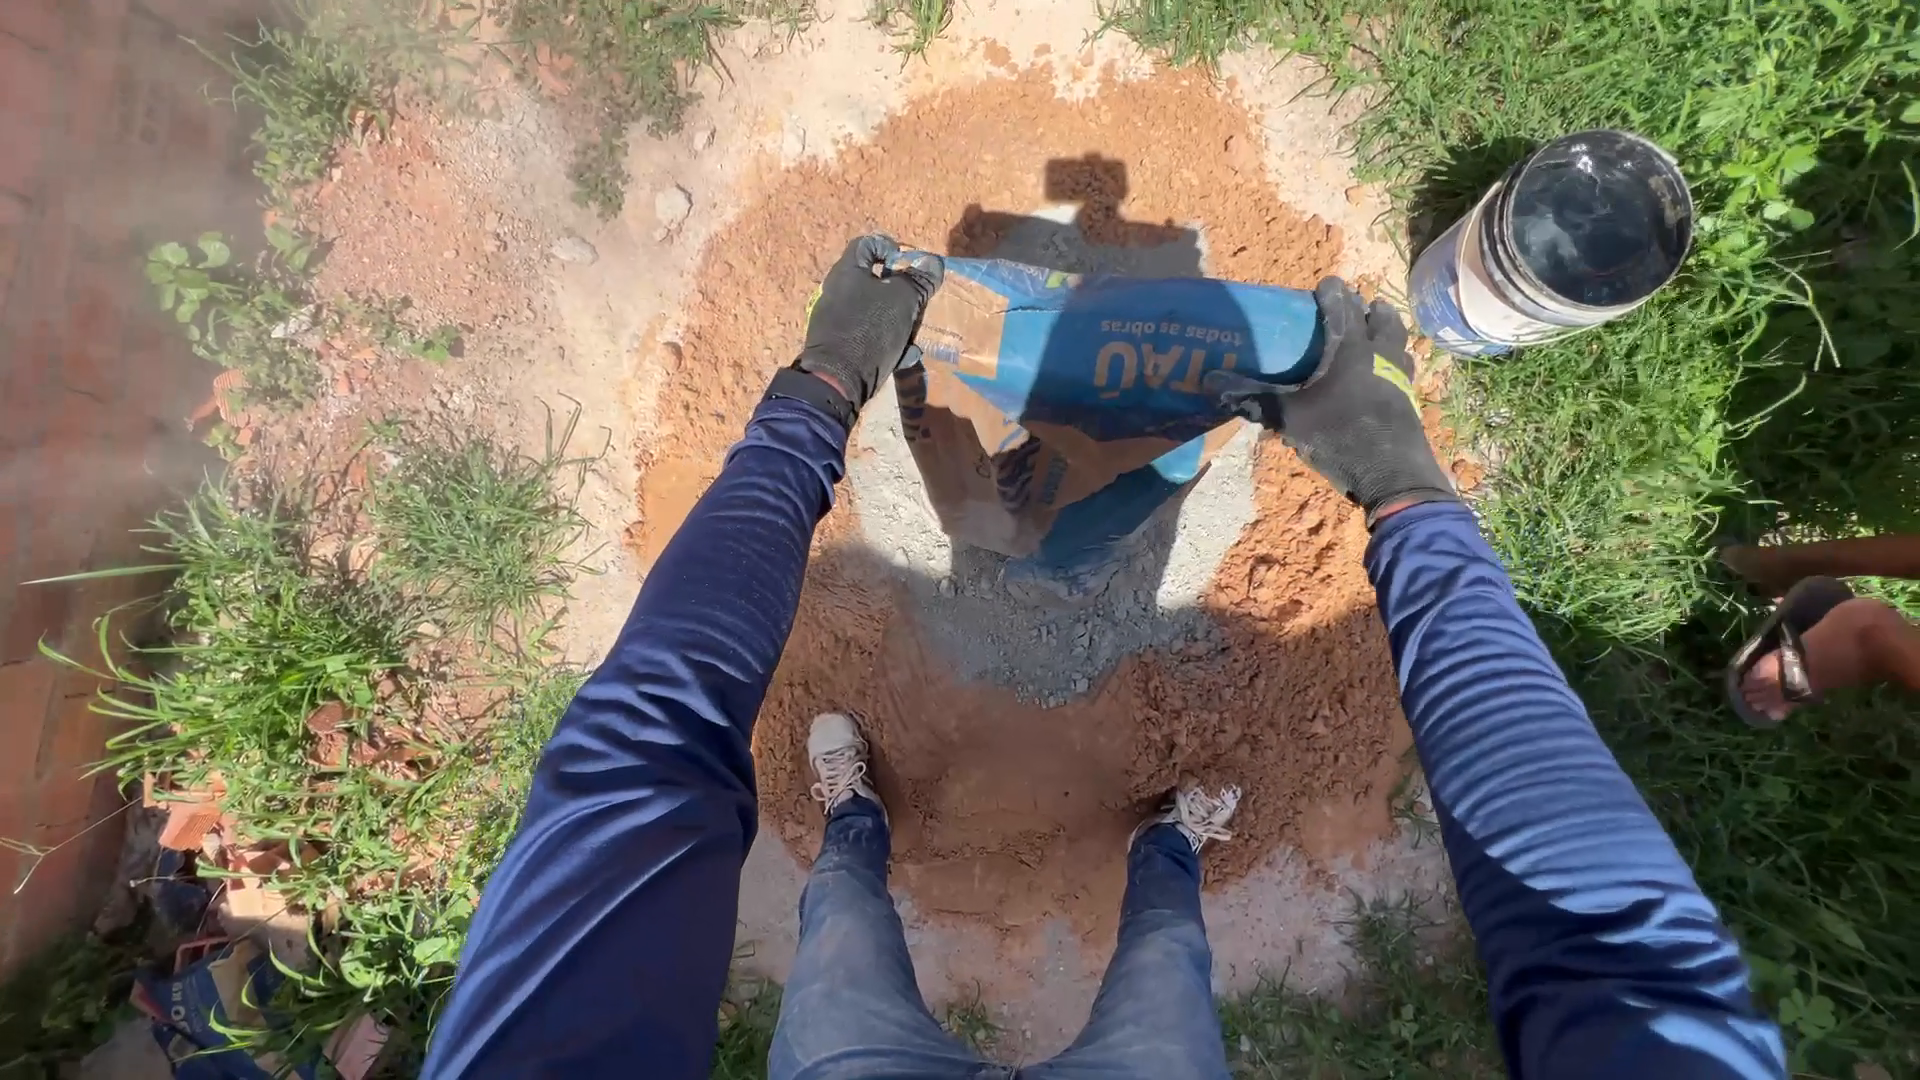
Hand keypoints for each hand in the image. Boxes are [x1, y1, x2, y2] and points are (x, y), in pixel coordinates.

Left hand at [794, 234, 944, 411]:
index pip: (866, 244)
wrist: (838, 379)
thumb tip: (933, 262)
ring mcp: (836, 321)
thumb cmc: (871, 329)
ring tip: (915, 329)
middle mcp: (837, 292)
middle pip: (872, 280)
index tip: (906, 262)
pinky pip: (868, 338)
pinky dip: (887, 343)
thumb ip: (918, 280)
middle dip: (899, 289)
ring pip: (872, 311)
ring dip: (896, 319)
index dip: (889, 246)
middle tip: (918, 298)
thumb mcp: (903, 301)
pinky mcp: (839, 347)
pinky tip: (906, 354)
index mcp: (847, 271)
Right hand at [1204, 277, 1457, 525]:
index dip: (1333, 295)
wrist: (1391, 472)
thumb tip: (1210, 381)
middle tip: (1363, 302)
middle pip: (1382, 322)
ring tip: (1378, 331)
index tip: (1327, 282)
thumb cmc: (1338, 434)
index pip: (1343, 311)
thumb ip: (1253, 398)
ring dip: (1388, 334)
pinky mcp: (1406, 402)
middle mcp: (1381, 357)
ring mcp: (1399, 380)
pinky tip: (1383, 376)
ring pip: (1398, 345)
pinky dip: (1393, 362)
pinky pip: (1401, 370)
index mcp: (1353, 351)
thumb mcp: (1288, 416)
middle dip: (1370, 310)